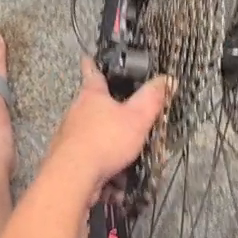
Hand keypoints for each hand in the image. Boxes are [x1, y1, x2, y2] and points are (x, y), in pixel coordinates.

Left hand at [44, 60, 172, 190]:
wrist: (73, 177)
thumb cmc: (103, 141)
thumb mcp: (137, 117)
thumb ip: (153, 98)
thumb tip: (167, 80)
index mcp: (91, 96)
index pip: (92, 73)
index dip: (92, 65)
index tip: (87, 57)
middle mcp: (77, 113)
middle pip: (93, 107)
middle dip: (109, 113)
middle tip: (127, 120)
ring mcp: (70, 137)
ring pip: (93, 136)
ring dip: (109, 145)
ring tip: (126, 159)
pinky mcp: (69, 159)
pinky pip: (91, 159)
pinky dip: (104, 168)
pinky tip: (116, 181)